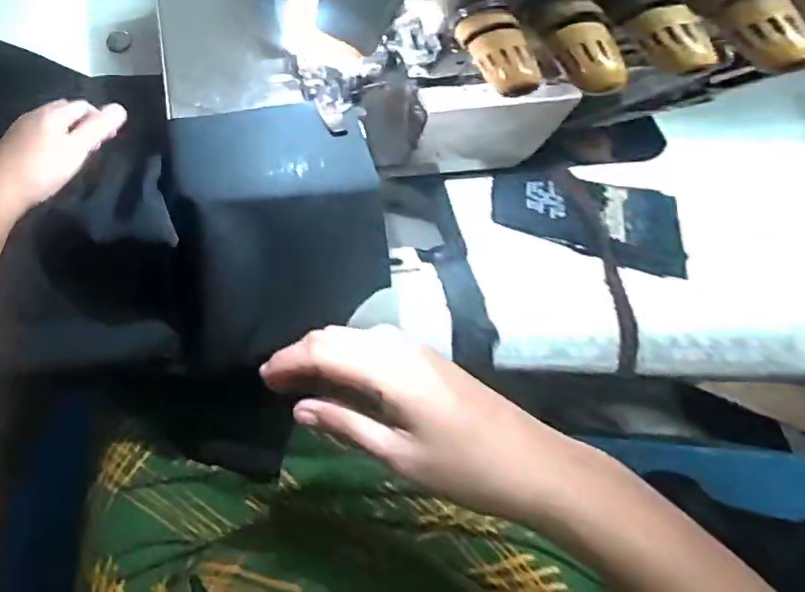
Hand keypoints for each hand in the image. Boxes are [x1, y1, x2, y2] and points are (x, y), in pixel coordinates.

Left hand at [0, 99, 127, 219]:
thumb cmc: (41, 170)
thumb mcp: (76, 150)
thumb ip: (98, 128)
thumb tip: (119, 108)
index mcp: (53, 113)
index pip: (83, 105)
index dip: (99, 118)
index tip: (108, 138)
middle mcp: (35, 114)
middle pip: (65, 110)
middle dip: (82, 122)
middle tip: (92, 145)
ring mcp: (19, 127)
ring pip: (49, 121)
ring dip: (65, 131)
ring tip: (73, 152)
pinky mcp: (9, 142)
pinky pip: (36, 132)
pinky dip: (49, 139)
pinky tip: (48, 157)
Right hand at [261, 325, 606, 525]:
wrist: (542, 467)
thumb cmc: (468, 469)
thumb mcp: (401, 457)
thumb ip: (345, 425)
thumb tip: (298, 409)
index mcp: (387, 367)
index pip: (320, 349)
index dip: (286, 360)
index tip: (262, 377)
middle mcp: (394, 345)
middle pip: (331, 335)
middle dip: (297, 354)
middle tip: (274, 381)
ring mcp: (411, 347)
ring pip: (348, 336)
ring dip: (319, 353)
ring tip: (298, 381)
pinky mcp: (422, 356)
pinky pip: (367, 343)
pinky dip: (342, 355)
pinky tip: (338, 379)